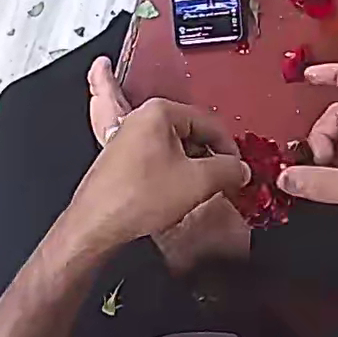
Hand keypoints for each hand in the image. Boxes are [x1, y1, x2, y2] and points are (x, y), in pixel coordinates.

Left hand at [58, 97, 248, 257]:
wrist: (96, 225)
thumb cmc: (139, 197)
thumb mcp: (198, 182)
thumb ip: (228, 170)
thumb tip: (241, 169)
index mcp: (160, 112)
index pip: (210, 122)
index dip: (230, 148)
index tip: (238, 168)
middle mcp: (142, 118)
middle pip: (193, 133)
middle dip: (211, 159)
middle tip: (224, 181)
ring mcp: (129, 137)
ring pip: (176, 148)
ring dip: (193, 169)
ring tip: (201, 191)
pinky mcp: (122, 158)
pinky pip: (159, 159)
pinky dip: (174, 174)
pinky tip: (177, 196)